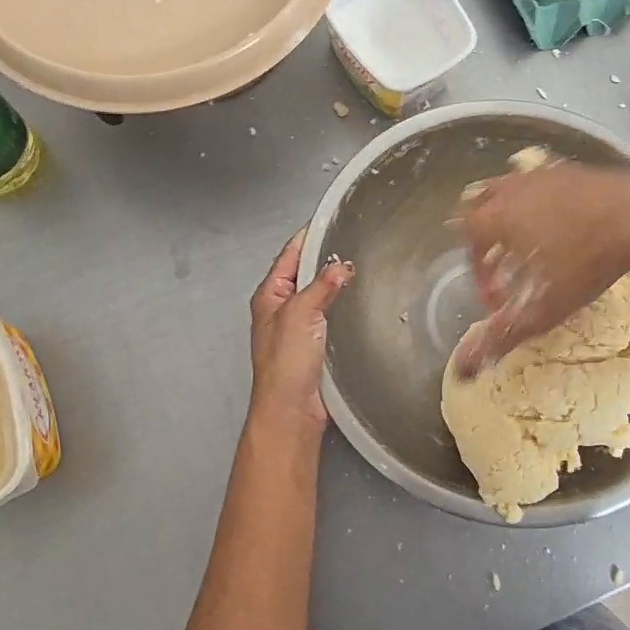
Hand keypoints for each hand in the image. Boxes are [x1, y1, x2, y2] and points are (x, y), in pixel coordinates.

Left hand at [248, 231, 352, 432]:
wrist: (291, 408)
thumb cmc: (286, 360)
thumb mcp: (301, 313)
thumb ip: (321, 286)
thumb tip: (341, 265)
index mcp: (269, 295)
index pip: (288, 255)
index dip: (307, 238)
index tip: (330, 221)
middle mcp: (279, 307)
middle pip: (303, 273)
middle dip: (325, 259)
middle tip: (353, 241)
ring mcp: (296, 327)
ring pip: (317, 295)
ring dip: (334, 283)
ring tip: (360, 266)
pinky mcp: (312, 344)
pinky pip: (327, 315)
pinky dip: (340, 305)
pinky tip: (357, 301)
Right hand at [454, 160, 629, 374]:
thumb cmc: (588, 262)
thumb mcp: (545, 306)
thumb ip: (503, 334)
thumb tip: (465, 368)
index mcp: (497, 216)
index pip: (464, 232)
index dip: (474, 265)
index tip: (496, 292)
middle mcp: (514, 189)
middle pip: (479, 200)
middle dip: (483, 231)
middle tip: (502, 260)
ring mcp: (545, 174)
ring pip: (510, 187)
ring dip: (512, 215)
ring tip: (534, 246)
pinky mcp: (575, 170)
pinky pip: (543, 182)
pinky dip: (543, 202)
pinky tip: (566, 227)